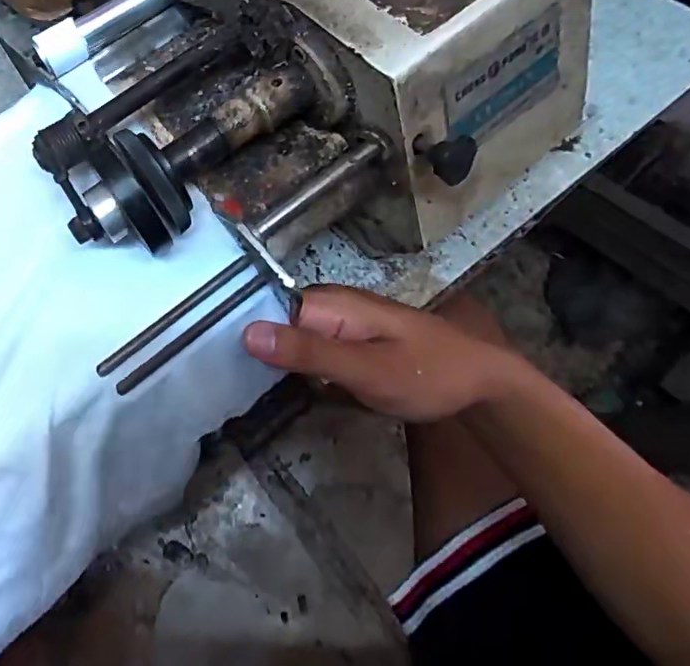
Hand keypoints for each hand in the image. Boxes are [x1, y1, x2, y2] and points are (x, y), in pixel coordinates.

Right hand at [241, 286, 527, 421]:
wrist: (480, 381)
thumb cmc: (426, 373)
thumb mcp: (365, 369)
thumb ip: (308, 351)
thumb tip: (248, 332)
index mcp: (328, 303)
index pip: (266, 307)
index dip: (239, 330)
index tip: (210, 362)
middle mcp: (329, 306)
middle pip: (274, 319)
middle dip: (249, 345)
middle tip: (216, 381)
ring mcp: (339, 323)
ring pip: (289, 335)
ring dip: (269, 357)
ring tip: (233, 385)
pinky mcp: (347, 342)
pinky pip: (307, 348)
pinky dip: (292, 365)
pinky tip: (275, 386)